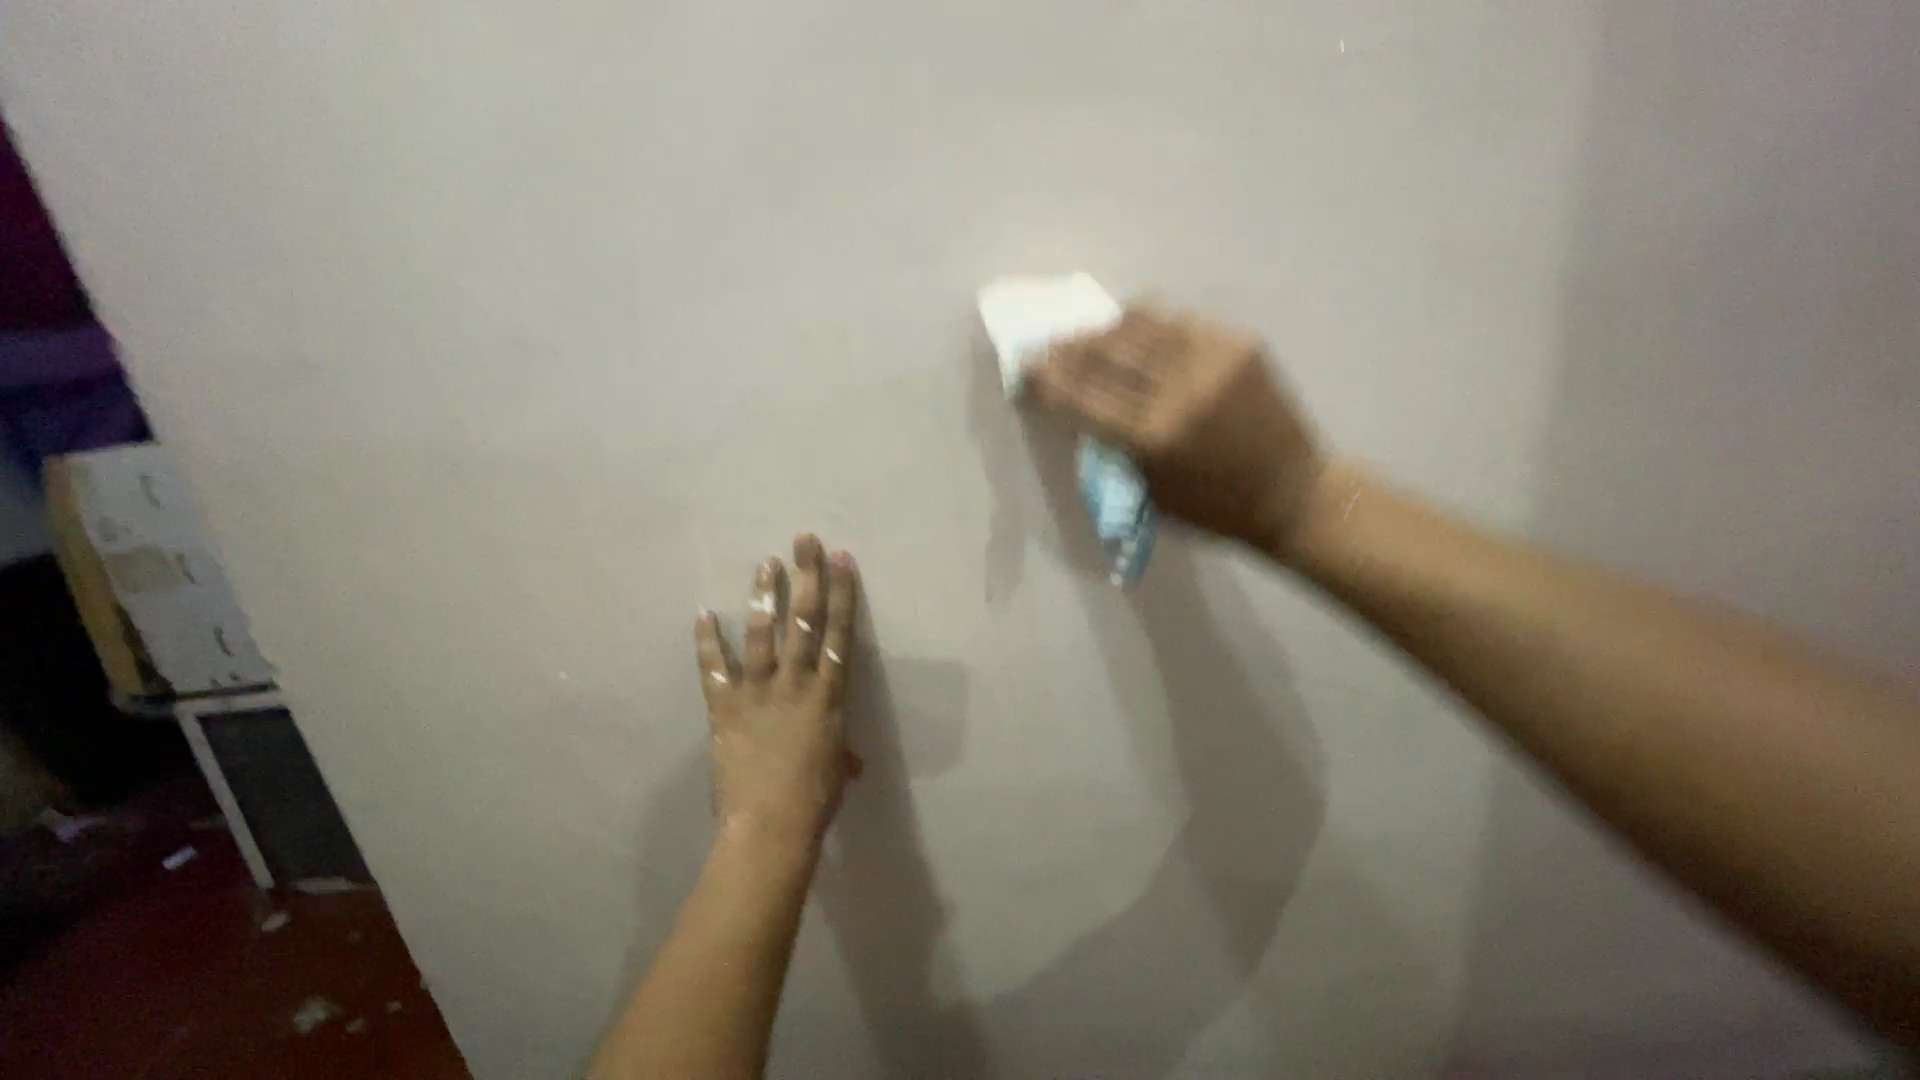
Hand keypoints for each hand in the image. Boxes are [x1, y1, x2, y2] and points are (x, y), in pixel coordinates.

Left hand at [694, 535, 861, 851]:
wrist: (771, 826)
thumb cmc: (815, 801)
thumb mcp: (837, 770)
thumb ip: (840, 752)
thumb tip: (849, 758)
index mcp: (829, 695)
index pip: (839, 634)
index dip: (842, 594)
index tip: (842, 560)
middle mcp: (796, 683)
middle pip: (803, 620)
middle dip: (806, 577)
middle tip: (804, 540)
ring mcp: (758, 692)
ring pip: (762, 634)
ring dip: (764, 596)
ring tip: (765, 563)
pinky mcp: (724, 707)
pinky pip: (714, 667)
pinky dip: (707, 641)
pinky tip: (703, 612)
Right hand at [1031, 307, 1328, 553]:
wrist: (1294, 494)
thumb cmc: (1215, 508)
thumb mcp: (1152, 493)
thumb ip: (1117, 447)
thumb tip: (1084, 402)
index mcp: (1155, 439)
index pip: (1085, 399)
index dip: (1050, 381)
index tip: (1027, 369)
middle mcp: (1180, 393)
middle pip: (1107, 356)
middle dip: (1069, 349)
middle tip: (1046, 344)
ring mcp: (1213, 362)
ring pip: (1141, 328)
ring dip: (1104, 329)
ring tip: (1083, 332)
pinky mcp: (1239, 344)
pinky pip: (1180, 323)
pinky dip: (1148, 322)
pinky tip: (1129, 323)